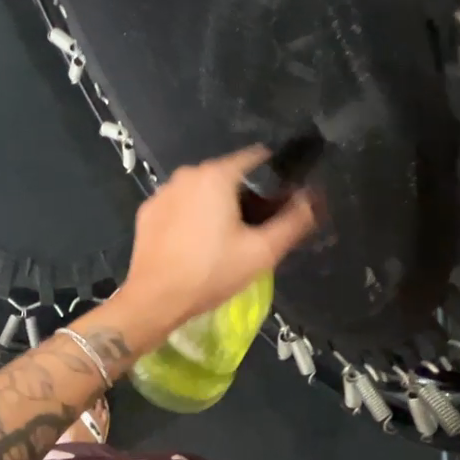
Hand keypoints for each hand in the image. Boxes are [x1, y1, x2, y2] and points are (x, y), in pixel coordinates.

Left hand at [117, 146, 318, 331]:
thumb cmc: (210, 274)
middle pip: (227, 177)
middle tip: (252, 232)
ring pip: (200, 193)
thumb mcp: (261, 252)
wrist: (154, 301)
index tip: (279, 203)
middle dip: (243, 197)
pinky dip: (189, 220)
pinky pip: (178, 208)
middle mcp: (186, 174)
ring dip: (214, 209)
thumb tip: (312, 200)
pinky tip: (193, 247)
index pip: (257, 159)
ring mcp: (162, 193)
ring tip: (222, 243)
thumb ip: (293, 222)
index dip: (273, 178)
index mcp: (216, 175)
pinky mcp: (147, 214)